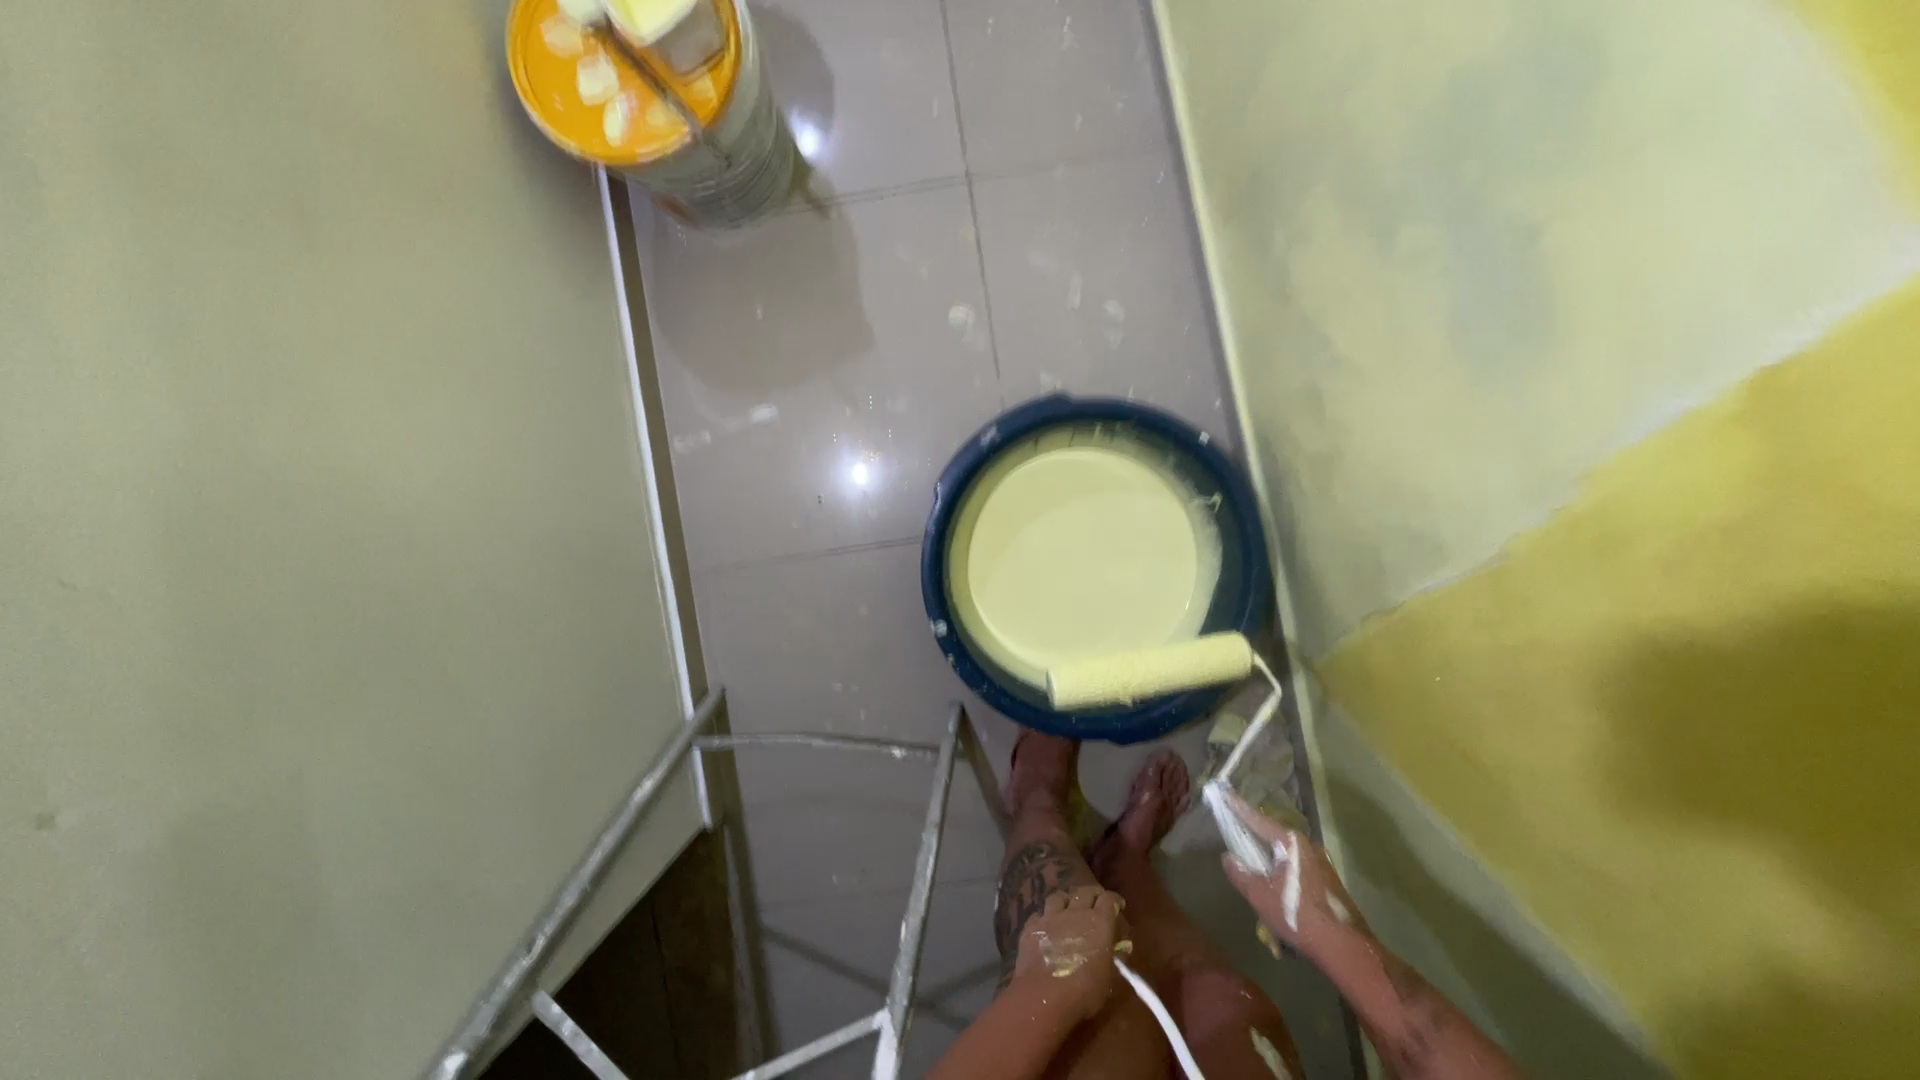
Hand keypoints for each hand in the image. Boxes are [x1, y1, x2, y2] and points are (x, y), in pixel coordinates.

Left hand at [1010, 886, 1129, 1023]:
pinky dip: (1045, 917)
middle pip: (1085, 891)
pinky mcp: (1032, 927)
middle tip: (1096, 904)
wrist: (1044, 996)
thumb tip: (1121, 946)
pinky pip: (1039, 914)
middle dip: (1093, 894)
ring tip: (1069, 910)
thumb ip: (1116, 957)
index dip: (1115, 900)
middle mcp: (1075, 913)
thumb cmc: (1085, 990)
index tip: (1118, 906)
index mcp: (1099, 922)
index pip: (1109, 898)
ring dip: (1067, 901)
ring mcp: (1050, 917)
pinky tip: (1046, 927)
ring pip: (1059, 897)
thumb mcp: (1110, 978)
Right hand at [1218, 792, 1363, 955]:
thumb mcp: (1260, 896)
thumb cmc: (1298, 915)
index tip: (1225, 794)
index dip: (1238, 808)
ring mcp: (1322, 863)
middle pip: (1274, 837)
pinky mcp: (1329, 881)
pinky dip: (1285, 877)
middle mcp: (1309, 846)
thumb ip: (1240, 873)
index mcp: (1291, 843)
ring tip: (1258, 882)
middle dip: (1255, 841)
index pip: (1258, 820)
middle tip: (1237, 844)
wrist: (1346, 948)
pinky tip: (1279, 897)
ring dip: (1271, 865)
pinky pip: (1299, 870)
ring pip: (1287, 857)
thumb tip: (1228, 857)